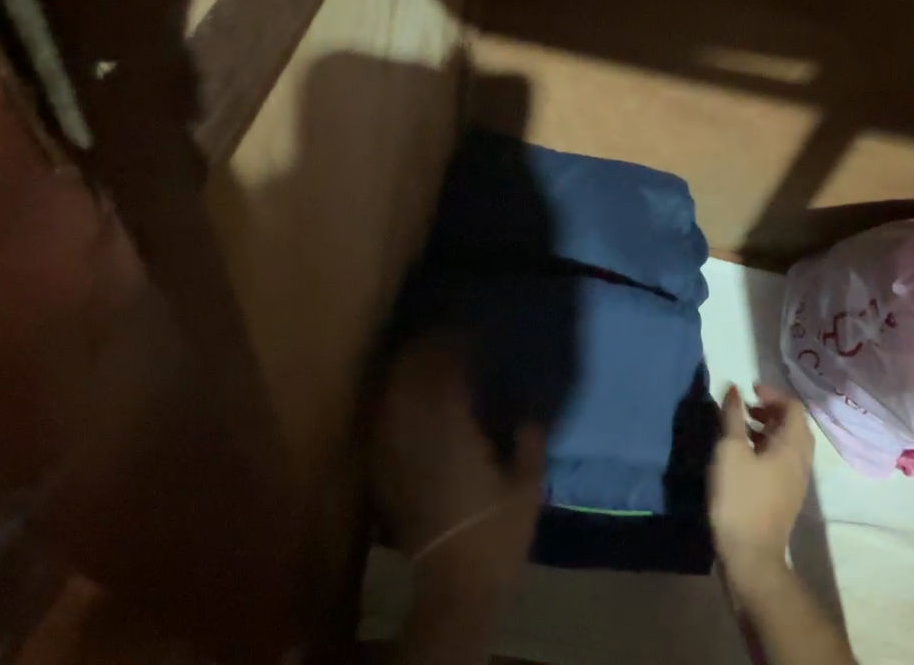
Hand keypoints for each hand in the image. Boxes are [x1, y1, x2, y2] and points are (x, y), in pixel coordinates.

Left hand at [371, 334, 544, 599]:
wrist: (455, 586)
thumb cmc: (496, 534)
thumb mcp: (527, 484)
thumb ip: (528, 439)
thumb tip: (527, 411)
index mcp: (453, 429)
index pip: (446, 369)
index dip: (453, 343)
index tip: (468, 328)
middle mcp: (417, 432)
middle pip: (412, 374)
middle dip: (425, 348)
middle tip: (442, 333)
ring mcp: (395, 452)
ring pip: (393, 394)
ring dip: (406, 370)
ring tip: (422, 354)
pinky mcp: (386, 472)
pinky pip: (384, 422)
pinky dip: (394, 402)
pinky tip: (404, 396)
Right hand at [710, 384, 813, 593]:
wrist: (751, 556)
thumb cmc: (739, 498)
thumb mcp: (729, 451)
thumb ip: (732, 416)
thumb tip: (734, 389)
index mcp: (792, 446)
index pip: (794, 407)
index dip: (772, 393)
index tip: (748, 391)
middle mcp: (801, 461)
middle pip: (795, 425)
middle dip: (771, 410)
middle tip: (745, 408)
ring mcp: (796, 482)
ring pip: (789, 444)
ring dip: (768, 429)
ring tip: (741, 429)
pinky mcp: (786, 497)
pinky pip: (783, 461)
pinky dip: (767, 448)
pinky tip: (743, 457)